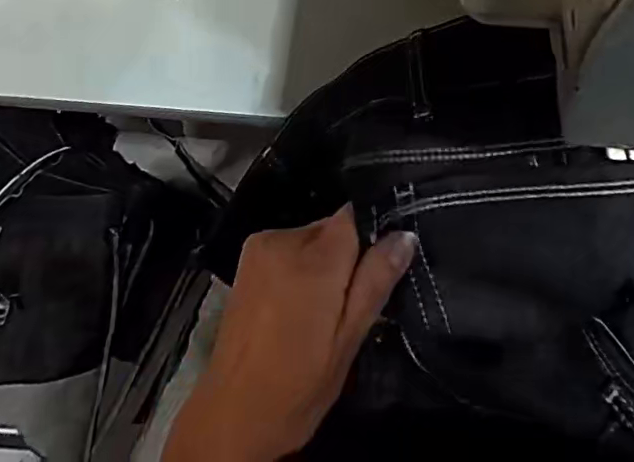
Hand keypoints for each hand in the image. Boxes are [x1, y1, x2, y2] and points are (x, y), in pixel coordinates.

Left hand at [164, 206, 416, 461]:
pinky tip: (296, 308)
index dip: (372, 236)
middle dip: (347, 256)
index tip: (378, 269)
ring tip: (320, 312)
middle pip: (334, 227)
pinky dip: (299, 269)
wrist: (230, 418)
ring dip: (323, 264)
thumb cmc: (297, 385)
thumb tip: (404, 235)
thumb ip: (376, 280)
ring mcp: (260, 246)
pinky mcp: (246, 259)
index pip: (355, 215)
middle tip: (346, 305)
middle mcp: (284, 238)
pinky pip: (290, 248)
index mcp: (314, 257)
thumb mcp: (348, 340)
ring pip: (313, 238)